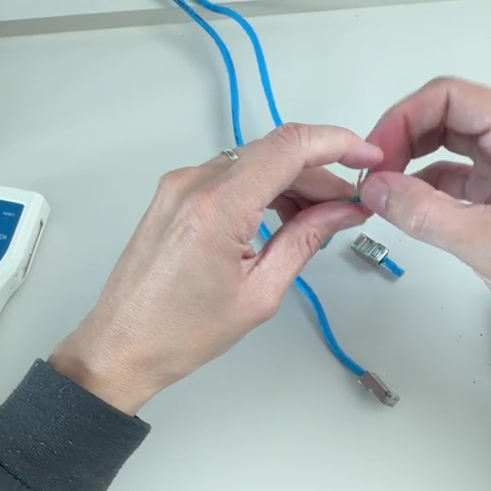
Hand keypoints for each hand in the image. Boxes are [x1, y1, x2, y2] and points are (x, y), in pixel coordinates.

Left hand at [51, 124, 381, 413]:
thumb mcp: (260, 293)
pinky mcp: (173, 195)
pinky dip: (262, 190)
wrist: (121, 346)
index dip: (338, 144)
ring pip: (253, 163)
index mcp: (217, 207)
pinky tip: (283, 218)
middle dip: (320, 175)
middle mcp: (193, 183)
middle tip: (350, 207)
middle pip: (274, 154)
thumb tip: (343, 211)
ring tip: (319, 220)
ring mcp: (178, 186)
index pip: (289, 146)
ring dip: (292, 183)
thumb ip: (305, 240)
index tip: (368, 158)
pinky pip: (230, 177)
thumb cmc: (182, 332)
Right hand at [358, 77, 490, 411]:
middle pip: (447, 113)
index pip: (449, 96)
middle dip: (404, 138)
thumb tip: (374, 188)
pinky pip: (458, 170)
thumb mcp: (484, 242)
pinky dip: (428, 182)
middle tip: (374, 174)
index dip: (403, 119)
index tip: (375, 154)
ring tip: (385, 190)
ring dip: (413, 159)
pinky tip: (409, 203)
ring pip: (450, 141)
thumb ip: (423, 211)